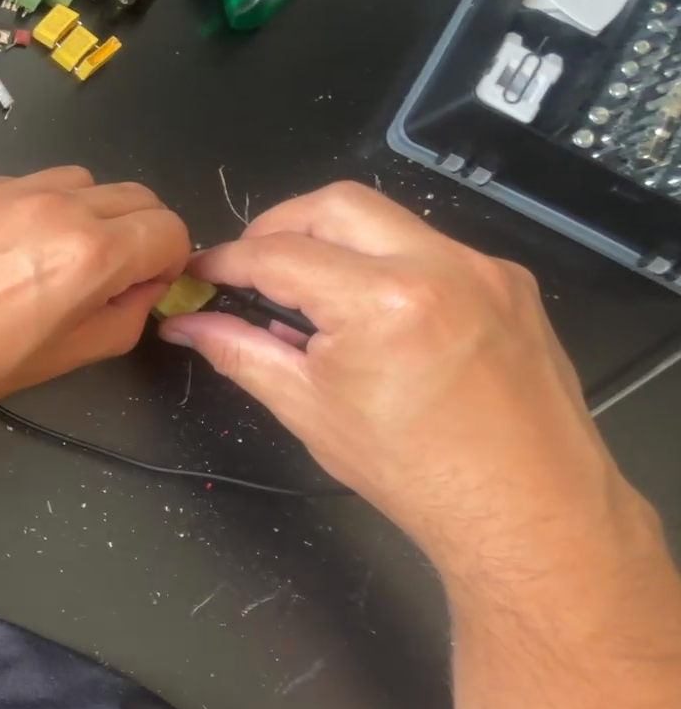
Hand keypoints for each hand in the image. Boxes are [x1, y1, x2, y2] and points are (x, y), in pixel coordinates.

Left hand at [0, 166, 189, 418]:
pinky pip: (20, 185)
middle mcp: (54, 207)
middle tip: (103, 269)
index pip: (169, 230)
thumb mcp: (69, 356)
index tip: (142, 280)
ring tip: (46, 254)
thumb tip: (144, 285)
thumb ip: (128, 315)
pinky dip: (27, 209)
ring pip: (78, 181)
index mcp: (89, 253)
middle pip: (133, 195)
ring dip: (82, 212)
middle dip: (133, 232)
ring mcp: (6, 191)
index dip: (165, 260)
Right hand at [158, 182, 628, 573]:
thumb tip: (183, 324)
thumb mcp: (300, 404)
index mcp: (382, 302)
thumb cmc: (404, 465)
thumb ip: (234, 349)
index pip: (277, 254)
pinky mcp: (507, 283)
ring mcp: (485, 269)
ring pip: (383, 218)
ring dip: (325, 241)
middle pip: (333, 205)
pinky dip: (373, 262)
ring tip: (296, 293)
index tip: (194, 276)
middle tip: (242, 270)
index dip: (222, 262)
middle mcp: (442, 267)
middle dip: (272, 228)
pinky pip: (423, 247)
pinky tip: (355, 311)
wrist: (523, 503)